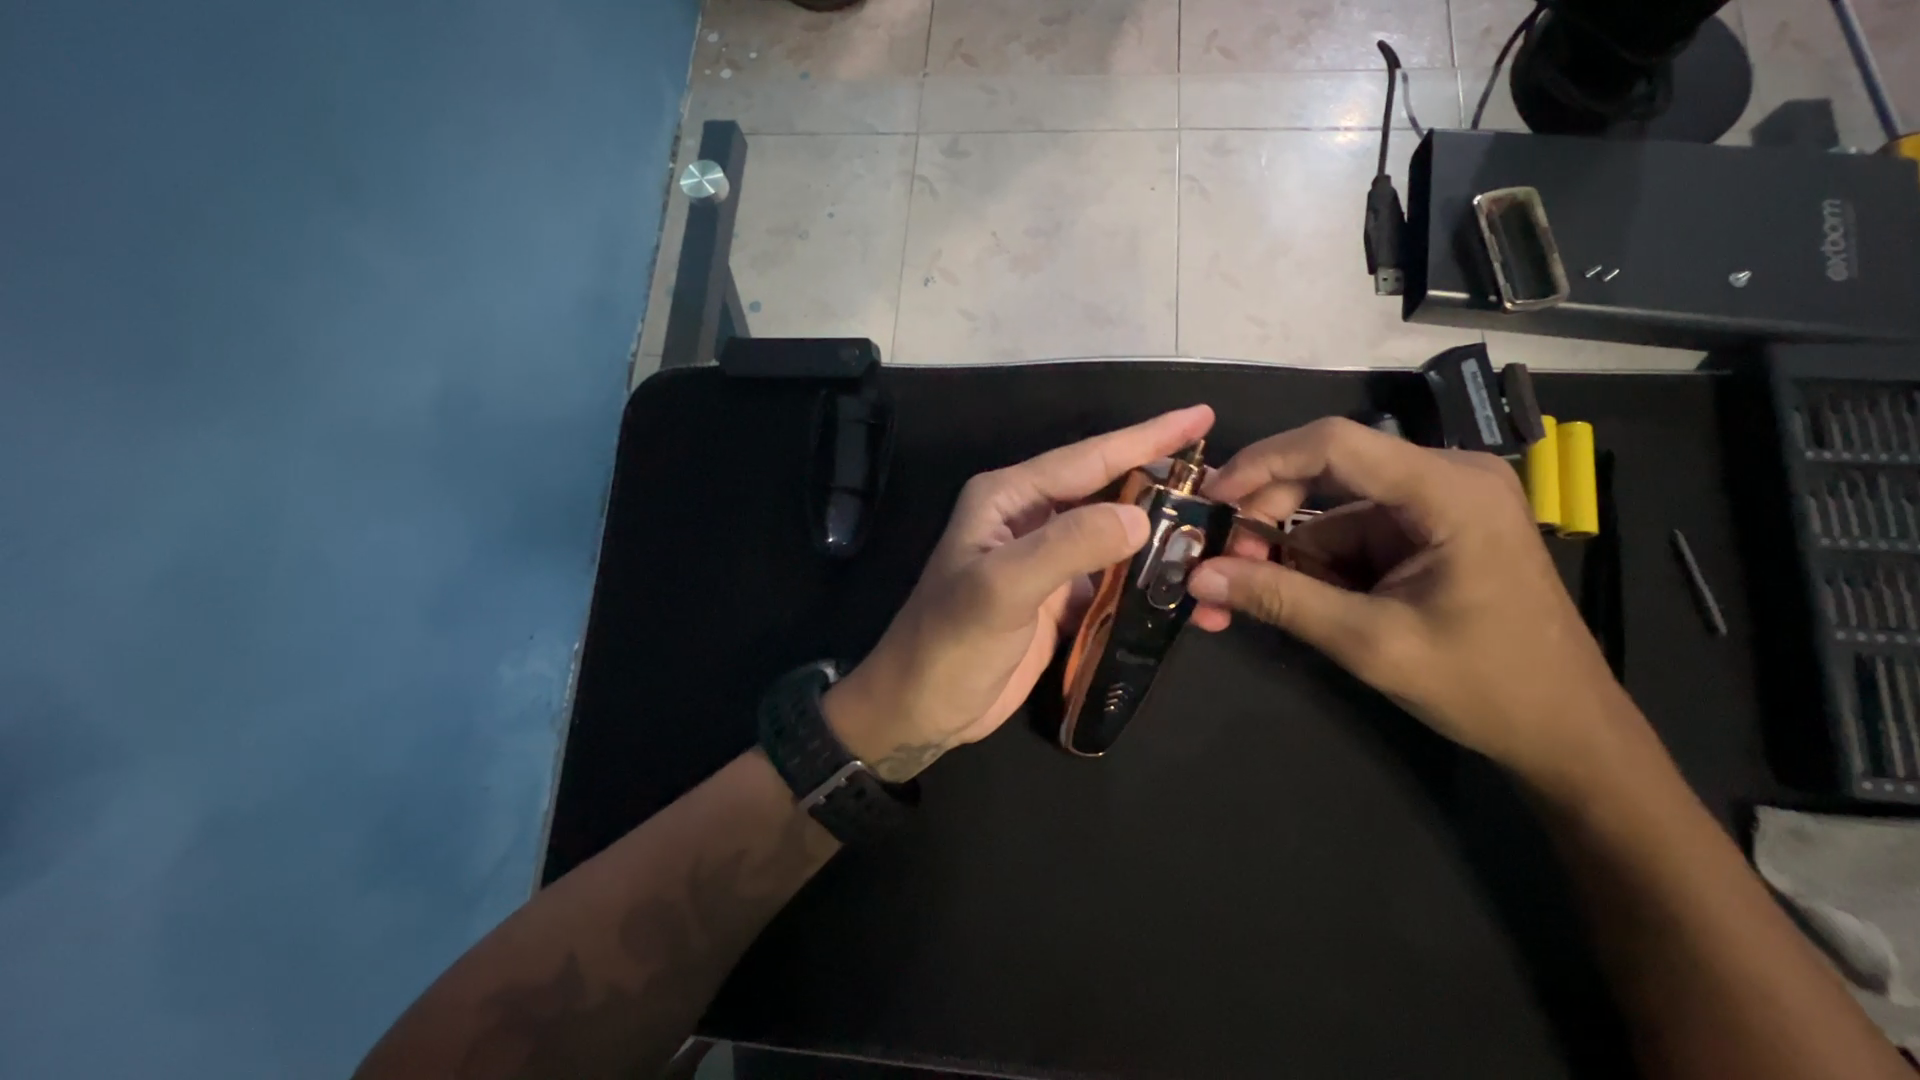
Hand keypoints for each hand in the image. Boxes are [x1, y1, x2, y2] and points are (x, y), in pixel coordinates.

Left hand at [824, 406, 1216, 780]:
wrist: (919, 710)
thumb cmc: (949, 643)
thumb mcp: (1002, 588)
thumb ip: (1068, 547)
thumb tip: (1141, 516)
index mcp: (1009, 499)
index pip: (1089, 458)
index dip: (1147, 437)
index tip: (1203, 416)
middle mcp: (1029, 521)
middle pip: (1108, 492)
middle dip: (1164, 487)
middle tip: (1226, 486)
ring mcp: (1045, 563)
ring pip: (1115, 540)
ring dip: (1162, 543)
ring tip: (1220, 540)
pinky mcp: (1057, 603)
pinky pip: (1112, 584)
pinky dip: (1146, 588)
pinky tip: (1185, 596)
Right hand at [1187, 418, 1631, 778]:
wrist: (1566, 731)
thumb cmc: (1485, 686)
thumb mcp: (1371, 643)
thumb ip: (1281, 600)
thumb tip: (1198, 576)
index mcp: (1450, 489)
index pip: (1334, 443)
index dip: (1261, 464)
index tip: (1209, 500)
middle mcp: (1448, 477)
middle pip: (1328, 472)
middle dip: (1268, 518)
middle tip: (1222, 568)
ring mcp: (1441, 503)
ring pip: (1334, 510)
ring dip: (1286, 553)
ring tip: (1241, 599)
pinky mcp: (1432, 532)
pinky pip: (1354, 534)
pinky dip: (1316, 566)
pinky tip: (1290, 601)